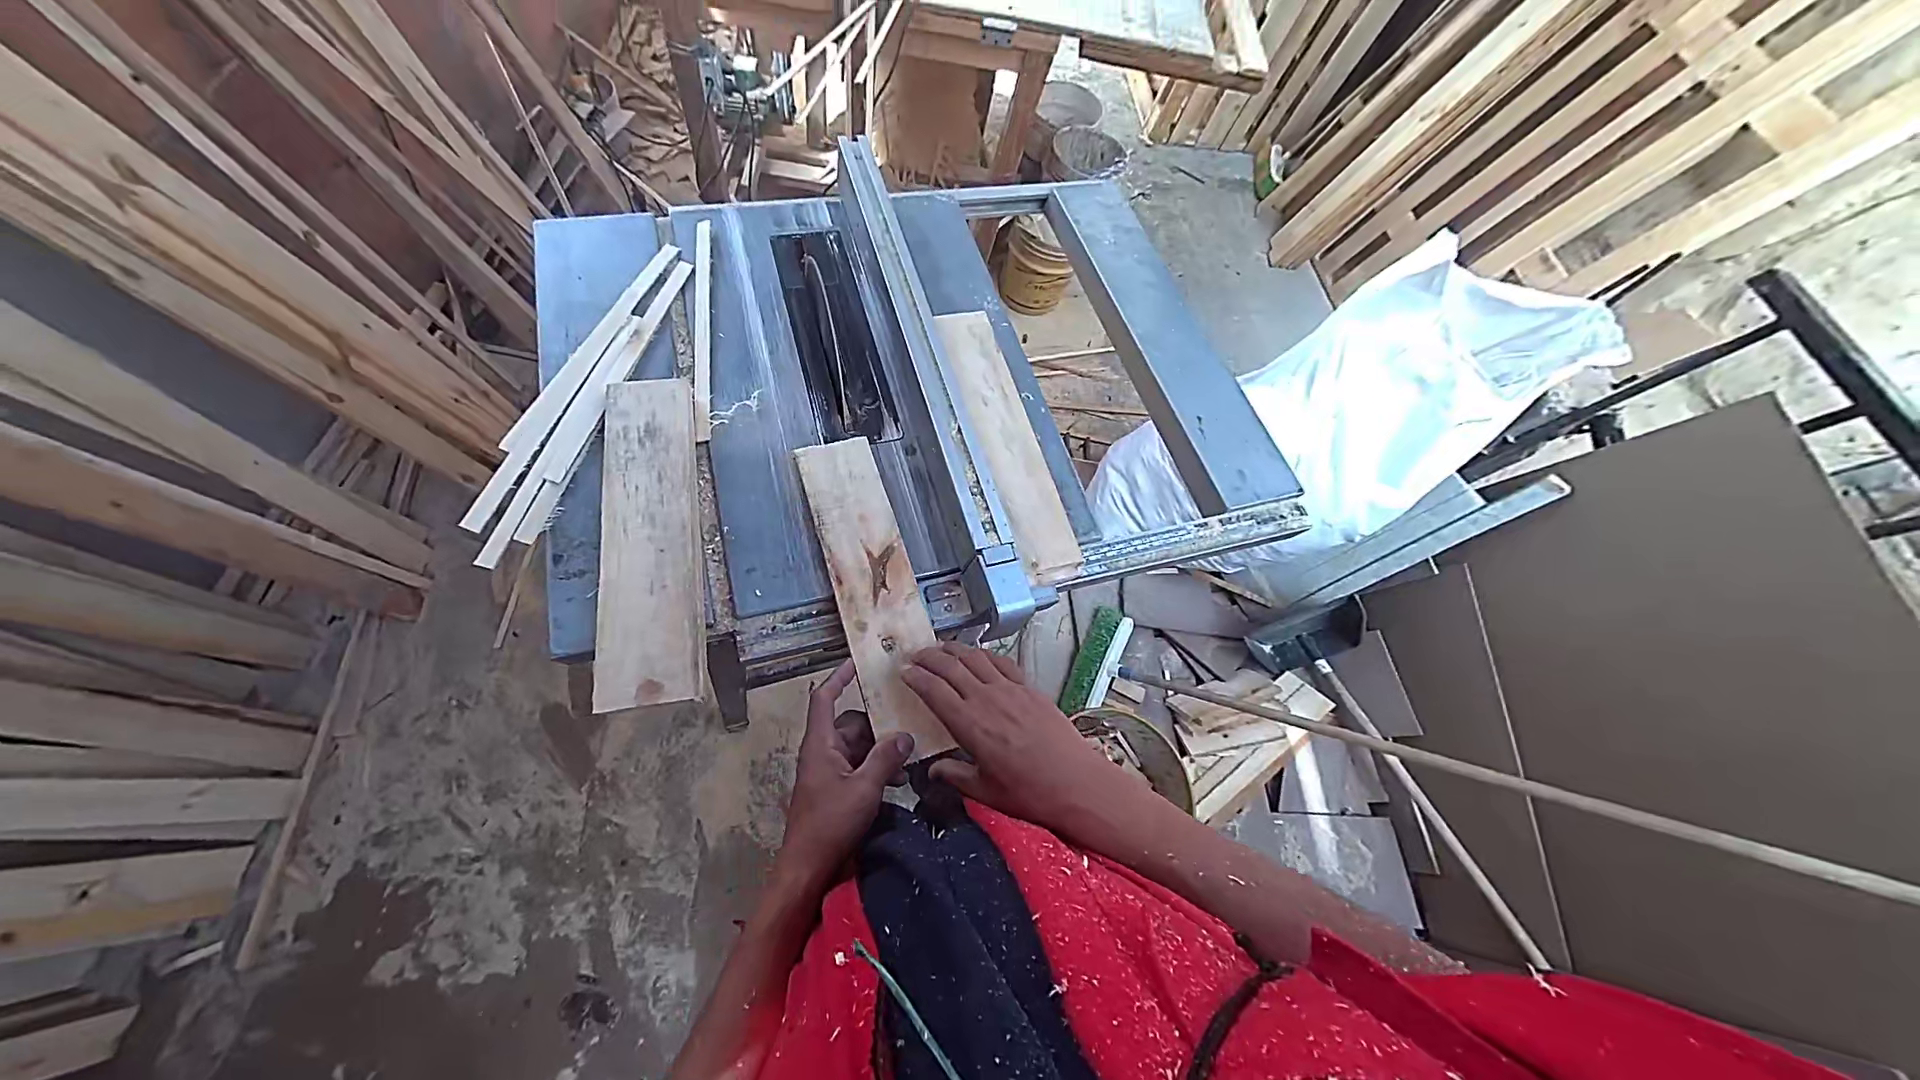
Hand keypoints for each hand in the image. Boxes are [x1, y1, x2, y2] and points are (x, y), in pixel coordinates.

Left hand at [775, 660, 913, 892]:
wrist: (809, 869)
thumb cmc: (830, 824)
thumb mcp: (864, 788)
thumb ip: (885, 758)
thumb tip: (904, 735)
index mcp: (820, 744)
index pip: (824, 699)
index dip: (838, 678)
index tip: (857, 663)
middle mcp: (823, 752)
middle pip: (851, 723)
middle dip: (878, 724)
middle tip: (907, 722)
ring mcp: (830, 772)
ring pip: (859, 746)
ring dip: (881, 749)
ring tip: (907, 756)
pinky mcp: (837, 790)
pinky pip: (860, 767)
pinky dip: (877, 768)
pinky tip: (898, 778)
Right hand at [900, 643, 1162, 846]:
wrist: (1076, 783)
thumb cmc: (1029, 793)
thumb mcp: (984, 791)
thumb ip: (955, 776)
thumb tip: (934, 770)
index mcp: (970, 724)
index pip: (934, 690)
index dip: (916, 677)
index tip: (903, 671)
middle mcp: (987, 699)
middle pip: (951, 666)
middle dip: (929, 657)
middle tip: (915, 655)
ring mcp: (1010, 690)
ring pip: (976, 657)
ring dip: (954, 649)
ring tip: (941, 648)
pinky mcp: (1029, 688)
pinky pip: (1002, 662)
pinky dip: (985, 654)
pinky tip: (979, 654)